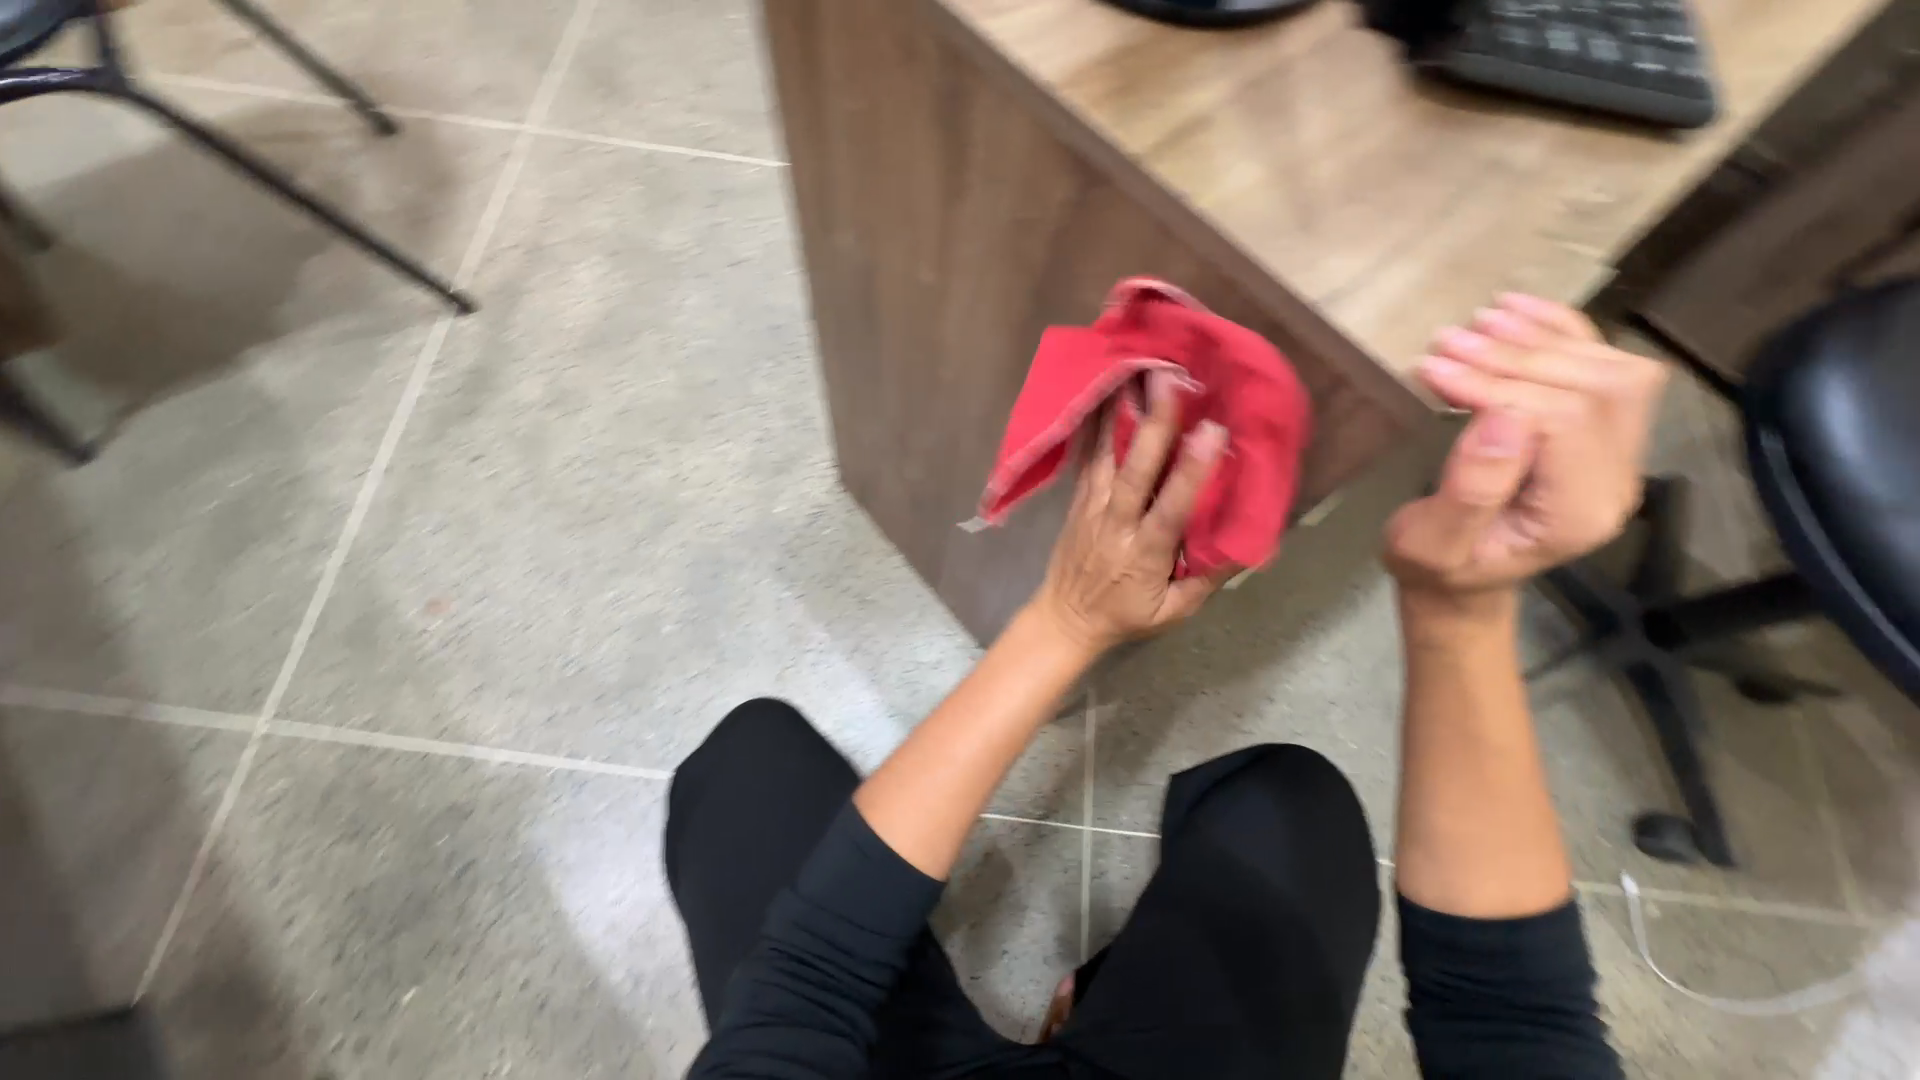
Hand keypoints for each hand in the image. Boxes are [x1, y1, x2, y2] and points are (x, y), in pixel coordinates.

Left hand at [1030, 371, 1233, 654]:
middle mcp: (1115, 523)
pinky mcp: (1077, 499)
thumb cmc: (1126, 615)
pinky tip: (1103, 391)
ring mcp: (1091, 507)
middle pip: (1134, 472)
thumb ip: (1207, 578)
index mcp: (1144, 553)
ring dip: (1122, 414)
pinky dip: (1095, 424)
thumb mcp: (1173, 611)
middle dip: (1154, 427)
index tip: (1212, 433)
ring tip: (1137, 370)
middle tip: (1170, 382)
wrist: (1065, 618)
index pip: (1170, 509)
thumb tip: (1247, 540)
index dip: (1190, 472)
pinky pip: (1087, 458)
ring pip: (1106, 456)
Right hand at [1385, 293, 1668, 615]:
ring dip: (1542, 339)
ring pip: (1609, 370)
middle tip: (1445, 344)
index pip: (1562, 422)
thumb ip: (1468, 490)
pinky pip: (1605, 367)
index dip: (1499, 386)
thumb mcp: (1430, 545)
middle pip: (1594, 389)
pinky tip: (1515, 312)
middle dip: (1517, 358)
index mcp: (1577, 512)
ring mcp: (1617, 453)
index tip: (1433, 370)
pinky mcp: (1600, 434)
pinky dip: (1563, 332)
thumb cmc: (1437, 567)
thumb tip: (1498, 417)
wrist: (1460, 580)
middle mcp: (1616, 479)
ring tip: (1474, 325)